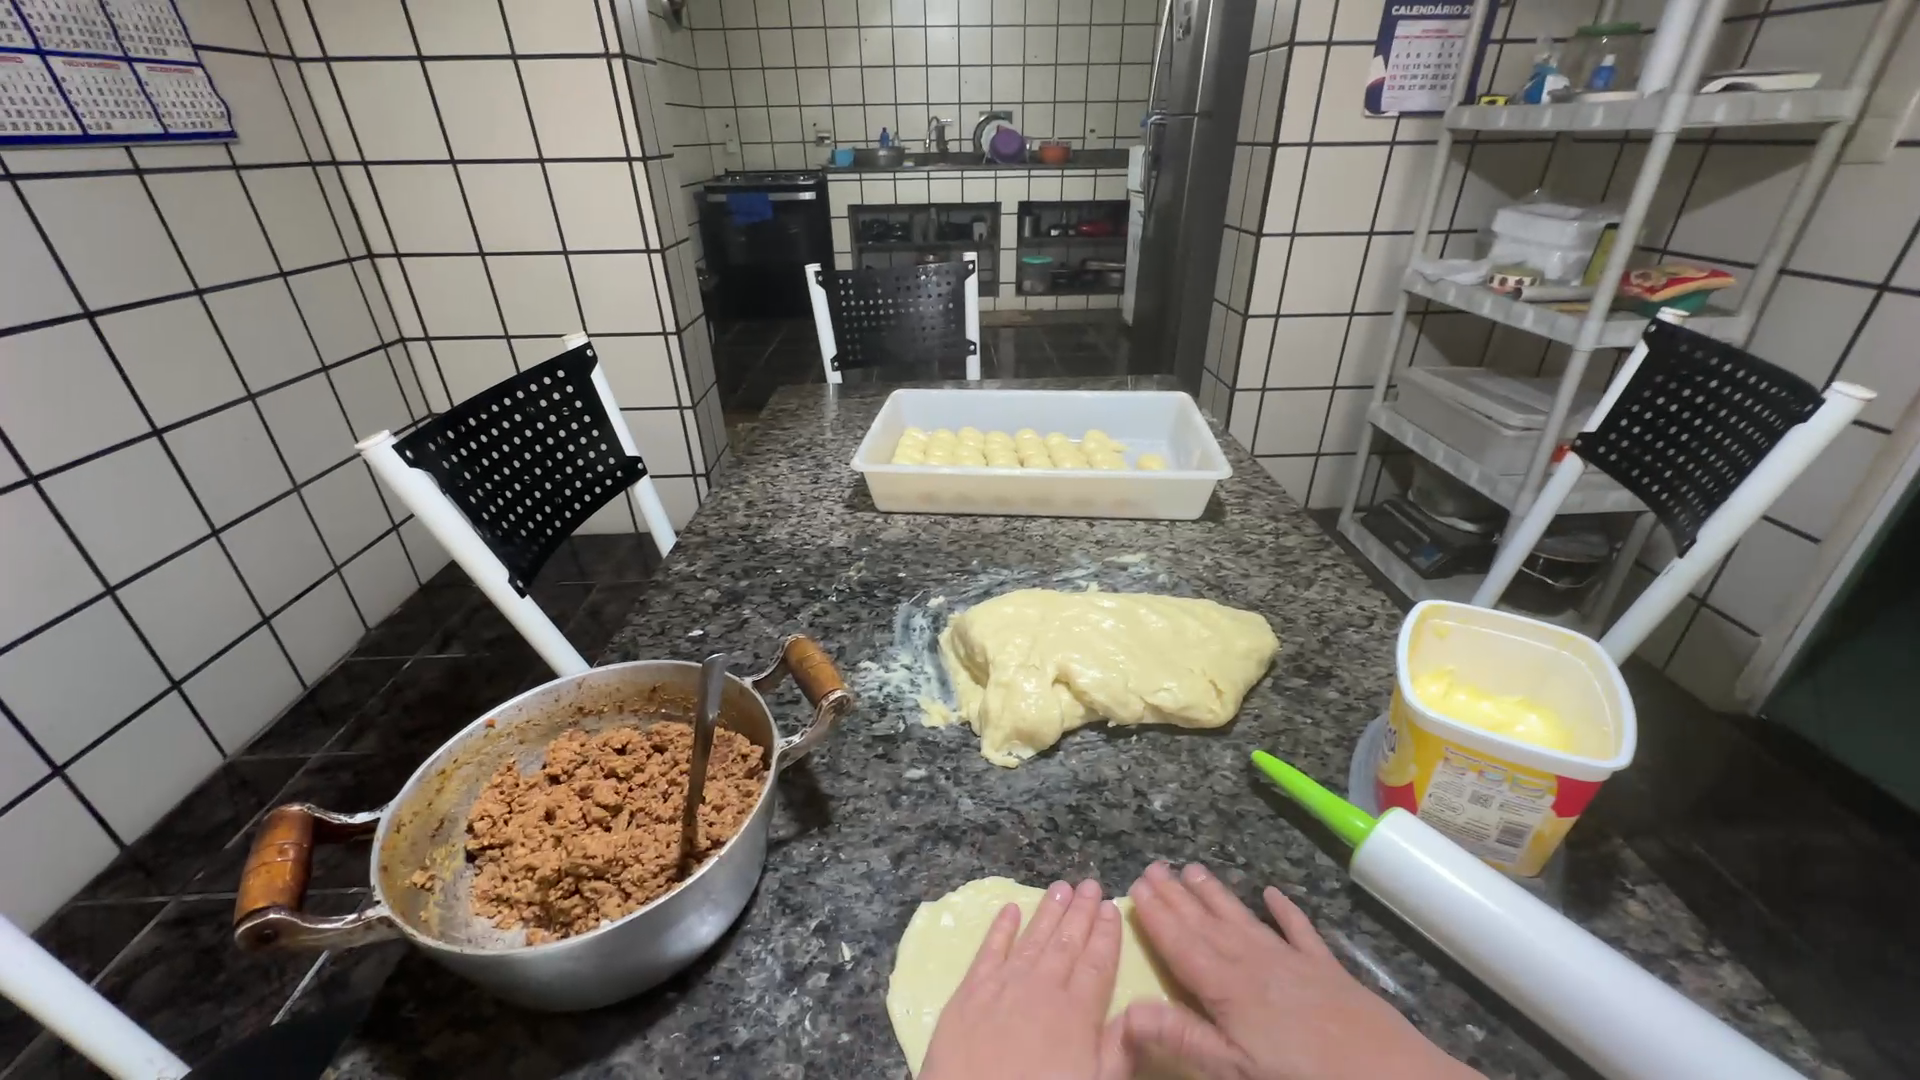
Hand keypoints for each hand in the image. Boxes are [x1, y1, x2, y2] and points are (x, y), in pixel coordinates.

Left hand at [919, 879, 1126, 1079]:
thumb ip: (1120, 1048)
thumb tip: (1144, 1010)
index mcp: (1076, 1012)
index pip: (1097, 963)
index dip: (1106, 934)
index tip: (1112, 906)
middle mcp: (1042, 988)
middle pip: (1066, 943)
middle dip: (1081, 912)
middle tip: (1090, 884)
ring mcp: (1004, 984)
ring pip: (1033, 938)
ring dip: (1048, 911)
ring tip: (1061, 887)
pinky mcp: (970, 990)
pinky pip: (989, 949)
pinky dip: (1001, 927)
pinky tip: (1010, 909)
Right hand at [1117, 862, 1482, 1079]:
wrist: (1392, 1079)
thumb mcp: (1235, 1072)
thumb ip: (1182, 1038)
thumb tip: (1126, 1010)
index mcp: (1226, 988)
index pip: (1181, 944)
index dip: (1156, 916)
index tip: (1135, 886)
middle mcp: (1253, 963)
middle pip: (1206, 924)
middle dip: (1177, 895)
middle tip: (1154, 865)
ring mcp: (1292, 962)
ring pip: (1243, 919)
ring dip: (1216, 894)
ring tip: (1194, 869)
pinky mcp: (1327, 971)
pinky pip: (1299, 931)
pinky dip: (1284, 911)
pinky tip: (1272, 893)